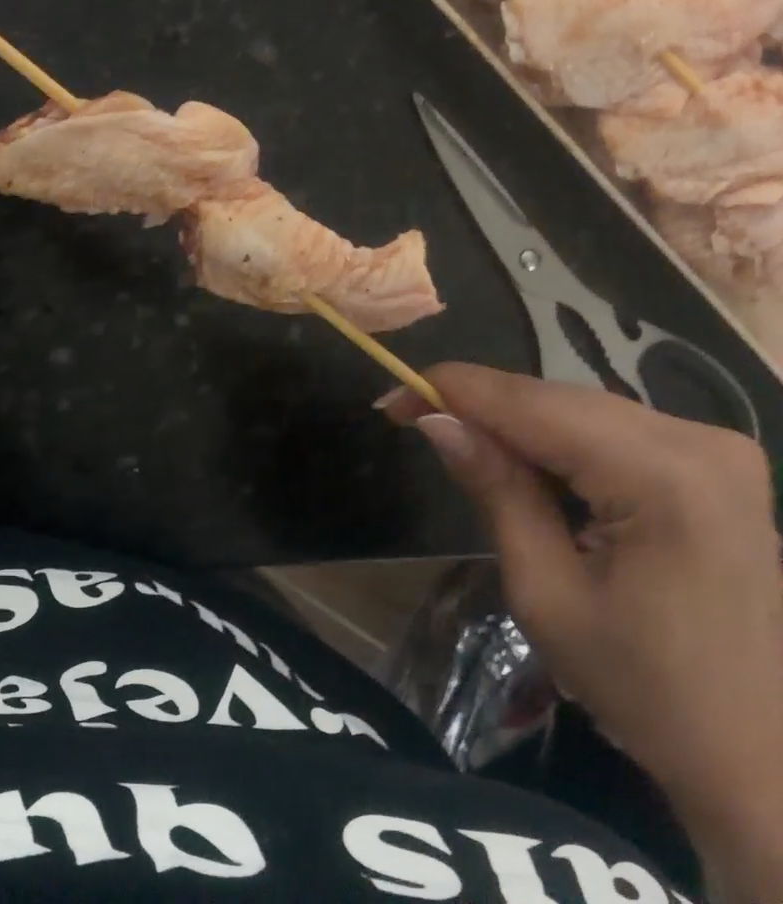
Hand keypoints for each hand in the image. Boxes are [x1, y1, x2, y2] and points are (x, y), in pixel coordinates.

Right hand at [380, 365, 782, 825]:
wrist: (756, 742)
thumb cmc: (637, 677)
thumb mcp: (543, 587)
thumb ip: (496, 491)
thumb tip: (435, 421)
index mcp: (662, 477)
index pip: (532, 403)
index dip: (451, 390)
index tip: (385, 402)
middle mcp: (703, 445)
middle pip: (560, 398)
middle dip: (477, 402)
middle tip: (405, 420)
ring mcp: (721, 455)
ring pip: (584, 409)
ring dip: (512, 421)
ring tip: (451, 444)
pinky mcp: (719, 472)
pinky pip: (614, 432)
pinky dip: (554, 439)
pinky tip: (517, 463)